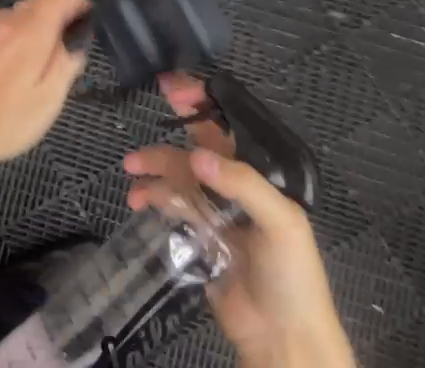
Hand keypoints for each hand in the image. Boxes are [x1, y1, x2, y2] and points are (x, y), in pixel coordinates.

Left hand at [0, 0, 89, 178]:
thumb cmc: (9, 119)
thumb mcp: (51, 96)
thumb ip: (68, 59)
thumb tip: (78, 36)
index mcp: (31, 29)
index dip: (80, 2)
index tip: (87, 28)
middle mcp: (10, 20)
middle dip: (64, 18)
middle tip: (71, 54)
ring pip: (29, 12)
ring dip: (46, 28)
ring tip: (50, 66)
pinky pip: (15, 25)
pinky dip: (29, 36)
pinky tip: (29, 69)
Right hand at [123, 75, 354, 367]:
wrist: (283, 337)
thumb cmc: (293, 276)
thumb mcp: (281, 223)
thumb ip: (241, 184)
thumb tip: (196, 155)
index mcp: (264, 176)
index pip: (232, 127)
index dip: (205, 102)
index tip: (174, 86)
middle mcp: (240, 186)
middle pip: (200, 145)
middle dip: (173, 130)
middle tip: (147, 107)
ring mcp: (218, 210)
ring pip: (180, 174)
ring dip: (155, 166)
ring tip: (131, 169)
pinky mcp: (200, 233)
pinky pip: (172, 203)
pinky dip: (153, 197)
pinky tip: (139, 201)